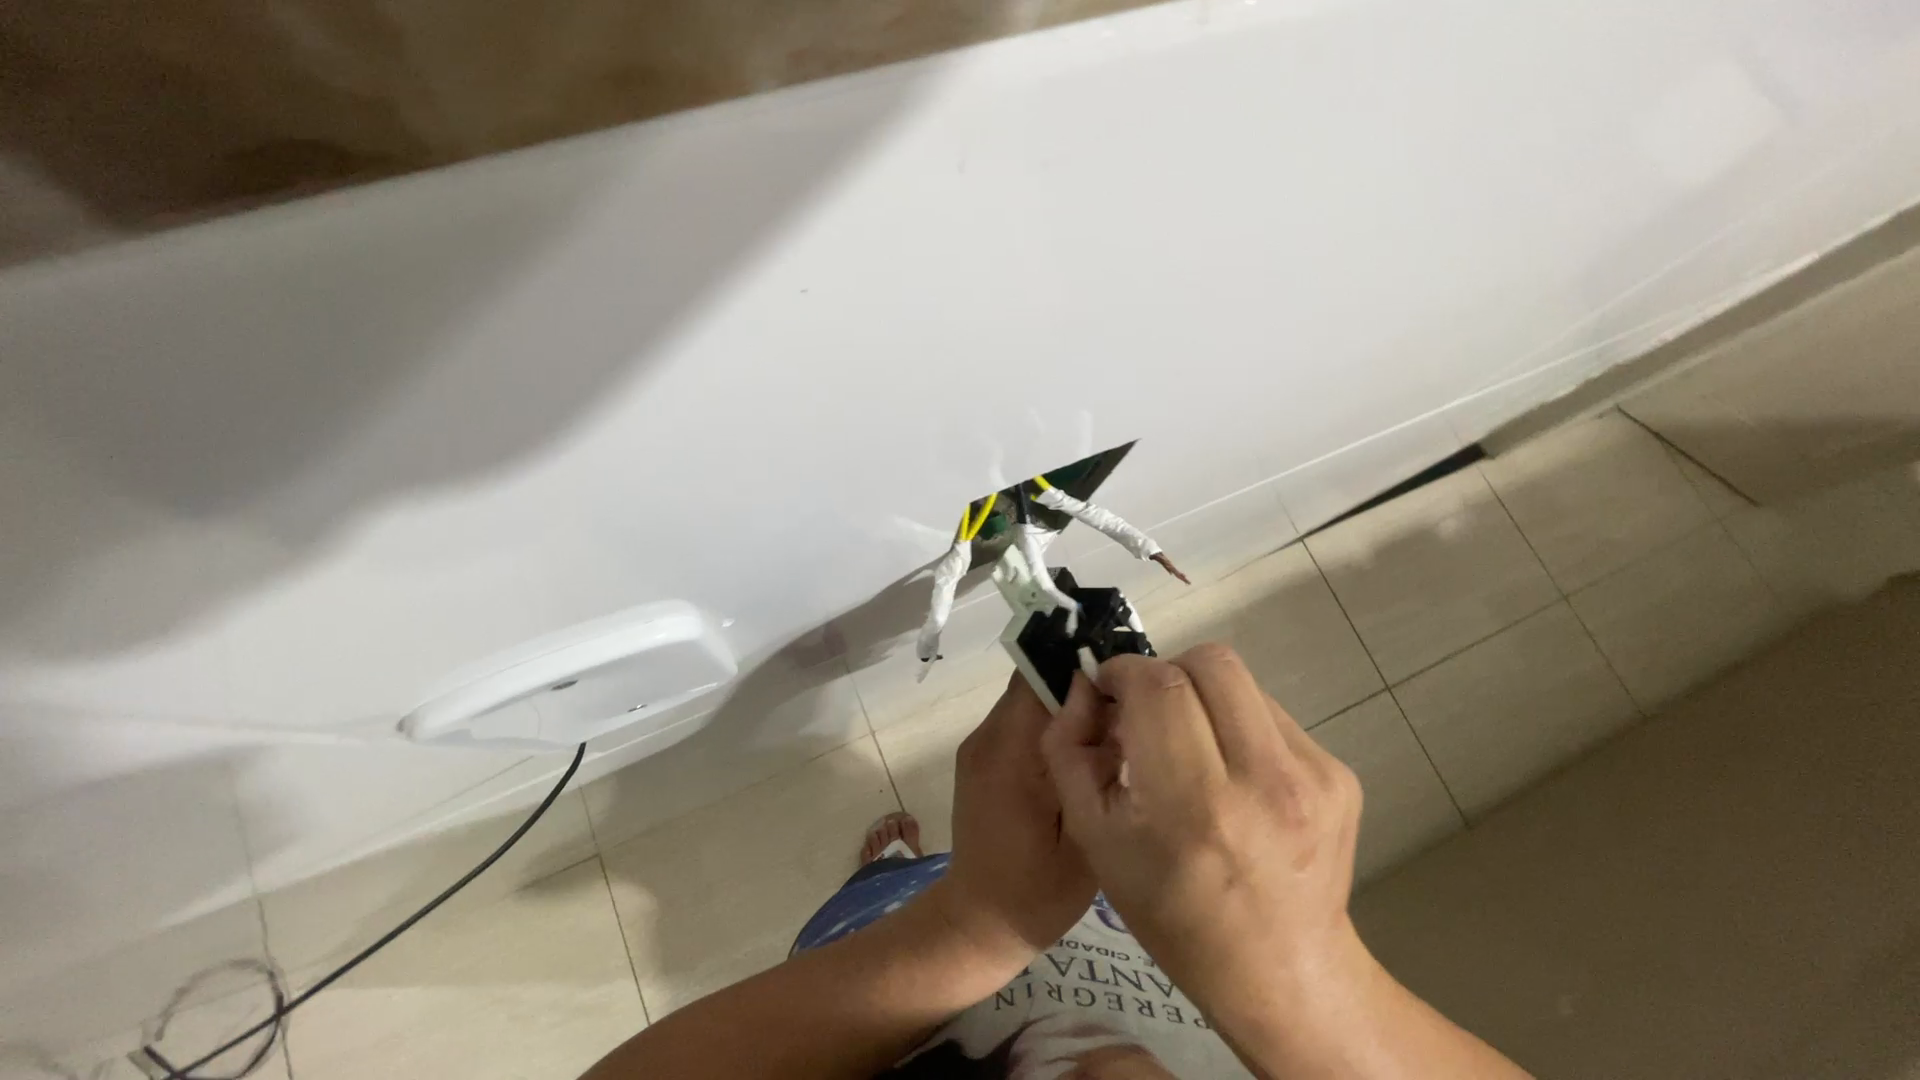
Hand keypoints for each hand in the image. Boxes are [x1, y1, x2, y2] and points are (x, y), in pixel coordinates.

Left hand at [928, 674, 1098, 971]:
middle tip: (1132, 701)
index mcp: (1010, 753)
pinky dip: (1052, 722)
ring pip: (1029, 698)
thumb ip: (1097, 768)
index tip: (1127, 676)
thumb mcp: (1085, 836)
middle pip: (1035, 681)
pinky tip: (1086, 750)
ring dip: (1068, 703)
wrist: (979, 922)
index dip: (1081, 665)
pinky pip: (1021, 721)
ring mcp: (979, 746)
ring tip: (1115, 725)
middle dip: (1081, 683)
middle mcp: (987, 737)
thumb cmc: (1037, 891)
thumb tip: (1118, 709)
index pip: (1039, 675)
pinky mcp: (981, 758)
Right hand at [1039, 645, 1369, 1022]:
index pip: (1158, 686)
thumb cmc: (1170, 911)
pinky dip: (1237, 725)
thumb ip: (1071, 750)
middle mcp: (1264, 780)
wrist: (1279, 969)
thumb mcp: (1094, 837)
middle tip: (1147, 710)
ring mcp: (1313, 775)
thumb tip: (1082, 683)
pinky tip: (1231, 774)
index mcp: (1194, 804)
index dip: (1123, 672)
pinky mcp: (1341, 774)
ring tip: (1191, 746)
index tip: (1108, 690)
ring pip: (1242, 683)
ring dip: (1202, 697)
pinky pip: (1271, 715)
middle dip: (1164, 672)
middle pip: (1209, 663)